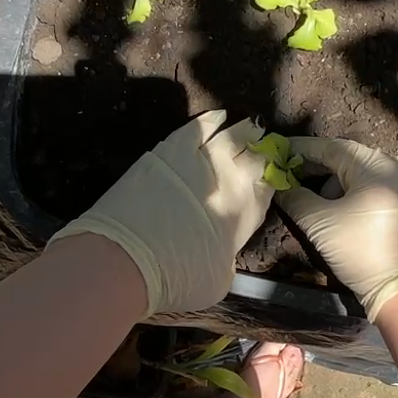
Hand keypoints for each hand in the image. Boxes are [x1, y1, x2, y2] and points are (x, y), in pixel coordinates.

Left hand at [49, 111, 271, 314]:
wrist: (127, 259)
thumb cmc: (175, 279)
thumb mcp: (216, 281)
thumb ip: (225, 259)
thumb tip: (220, 253)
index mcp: (245, 214)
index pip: (267, 187)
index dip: (271, 178)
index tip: (270, 174)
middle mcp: (231, 182)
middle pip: (256, 156)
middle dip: (262, 149)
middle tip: (264, 144)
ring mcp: (200, 161)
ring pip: (231, 136)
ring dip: (243, 132)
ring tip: (249, 127)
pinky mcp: (170, 150)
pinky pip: (198, 127)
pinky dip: (211, 120)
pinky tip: (218, 116)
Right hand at [278, 136, 397, 320]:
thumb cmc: (362, 252)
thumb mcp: (321, 224)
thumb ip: (297, 199)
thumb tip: (283, 188)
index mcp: (376, 166)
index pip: (331, 147)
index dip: (304, 150)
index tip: (282, 152)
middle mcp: (397, 168)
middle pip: (349, 158)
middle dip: (319, 168)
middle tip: (293, 175)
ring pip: (364, 174)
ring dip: (337, 184)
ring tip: (319, 203)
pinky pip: (379, 188)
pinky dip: (357, 193)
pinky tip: (343, 210)